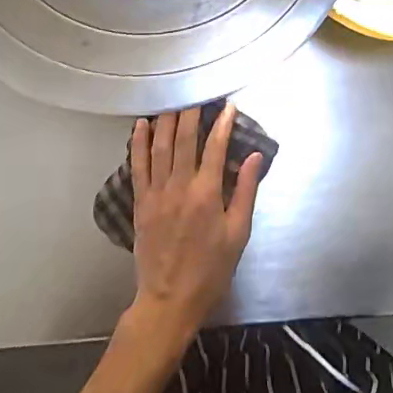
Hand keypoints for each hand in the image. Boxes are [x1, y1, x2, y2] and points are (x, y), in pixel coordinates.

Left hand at [127, 104, 262, 336]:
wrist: (169, 301)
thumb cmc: (211, 269)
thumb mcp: (238, 233)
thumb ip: (245, 191)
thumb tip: (254, 156)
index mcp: (206, 194)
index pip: (215, 147)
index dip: (223, 123)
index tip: (229, 105)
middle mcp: (179, 187)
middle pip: (184, 139)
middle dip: (191, 112)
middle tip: (196, 90)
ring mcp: (156, 194)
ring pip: (160, 147)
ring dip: (166, 120)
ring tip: (172, 98)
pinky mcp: (140, 203)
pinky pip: (138, 166)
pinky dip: (138, 143)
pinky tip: (141, 125)